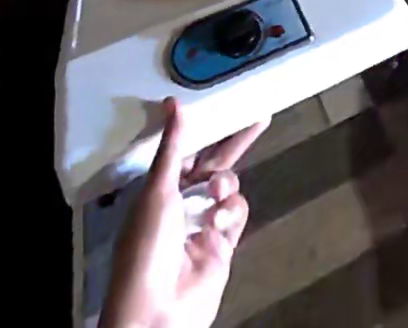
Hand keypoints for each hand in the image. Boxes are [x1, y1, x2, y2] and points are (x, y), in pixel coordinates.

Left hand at [100, 98, 266, 327]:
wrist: (157, 310)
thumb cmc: (148, 243)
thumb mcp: (158, 188)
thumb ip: (172, 145)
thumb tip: (172, 102)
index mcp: (163, 183)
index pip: (189, 147)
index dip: (206, 127)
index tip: (224, 103)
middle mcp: (184, 198)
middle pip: (215, 162)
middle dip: (236, 142)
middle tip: (259, 117)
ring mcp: (205, 221)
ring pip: (228, 186)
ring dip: (225, 185)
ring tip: (215, 196)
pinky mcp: (223, 243)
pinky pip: (237, 214)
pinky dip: (231, 212)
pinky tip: (220, 222)